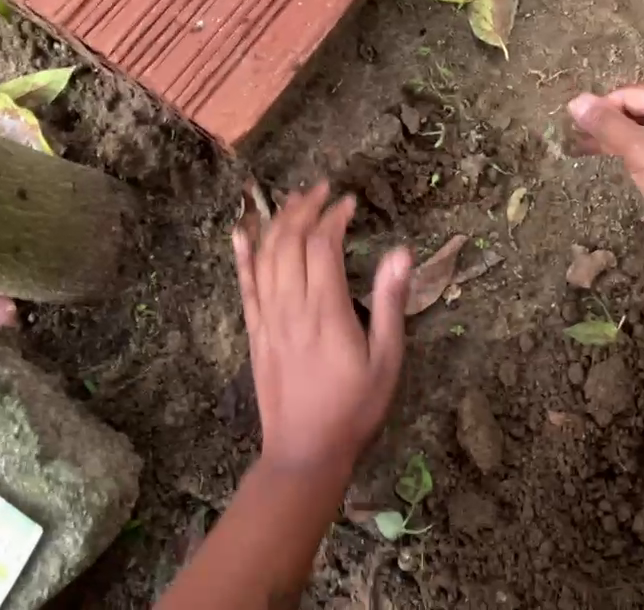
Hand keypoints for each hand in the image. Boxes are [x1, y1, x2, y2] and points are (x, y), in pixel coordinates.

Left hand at [232, 182, 411, 478]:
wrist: (305, 453)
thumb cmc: (355, 407)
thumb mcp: (386, 359)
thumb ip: (390, 304)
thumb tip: (401, 252)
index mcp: (326, 312)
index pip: (323, 246)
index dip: (334, 217)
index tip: (350, 202)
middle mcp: (291, 308)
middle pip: (289, 242)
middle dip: (304, 209)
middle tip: (322, 189)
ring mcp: (268, 320)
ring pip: (265, 257)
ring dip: (278, 222)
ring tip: (294, 199)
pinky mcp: (255, 333)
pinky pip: (245, 286)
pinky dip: (243, 255)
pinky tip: (242, 231)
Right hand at [569, 84, 643, 252]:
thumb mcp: (639, 150)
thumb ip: (606, 124)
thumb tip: (576, 100)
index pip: (629, 94)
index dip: (600, 110)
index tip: (574, 130)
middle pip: (641, 108)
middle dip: (609, 125)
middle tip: (577, 142)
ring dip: (623, 140)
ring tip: (591, 152)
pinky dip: (643, 152)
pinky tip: (626, 163)